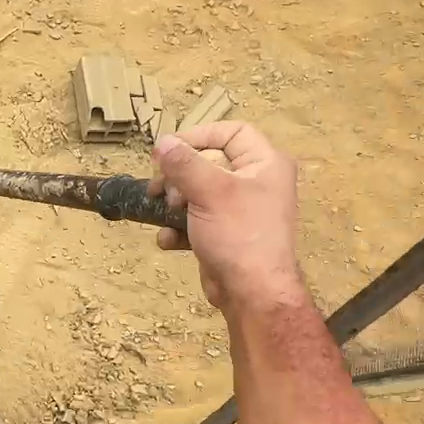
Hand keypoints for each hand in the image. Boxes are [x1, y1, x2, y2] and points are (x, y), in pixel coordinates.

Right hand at [149, 122, 308, 313]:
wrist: (250, 290)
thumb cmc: (238, 234)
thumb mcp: (210, 192)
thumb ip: (184, 165)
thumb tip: (162, 142)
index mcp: (264, 164)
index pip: (232, 133)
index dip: (198, 136)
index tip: (166, 152)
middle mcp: (254, 183)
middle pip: (207, 163)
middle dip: (179, 176)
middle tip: (159, 189)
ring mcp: (237, 210)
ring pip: (196, 193)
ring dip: (173, 204)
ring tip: (165, 214)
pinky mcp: (222, 234)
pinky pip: (194, 221)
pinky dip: (177, 229)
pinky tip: (170, 240)